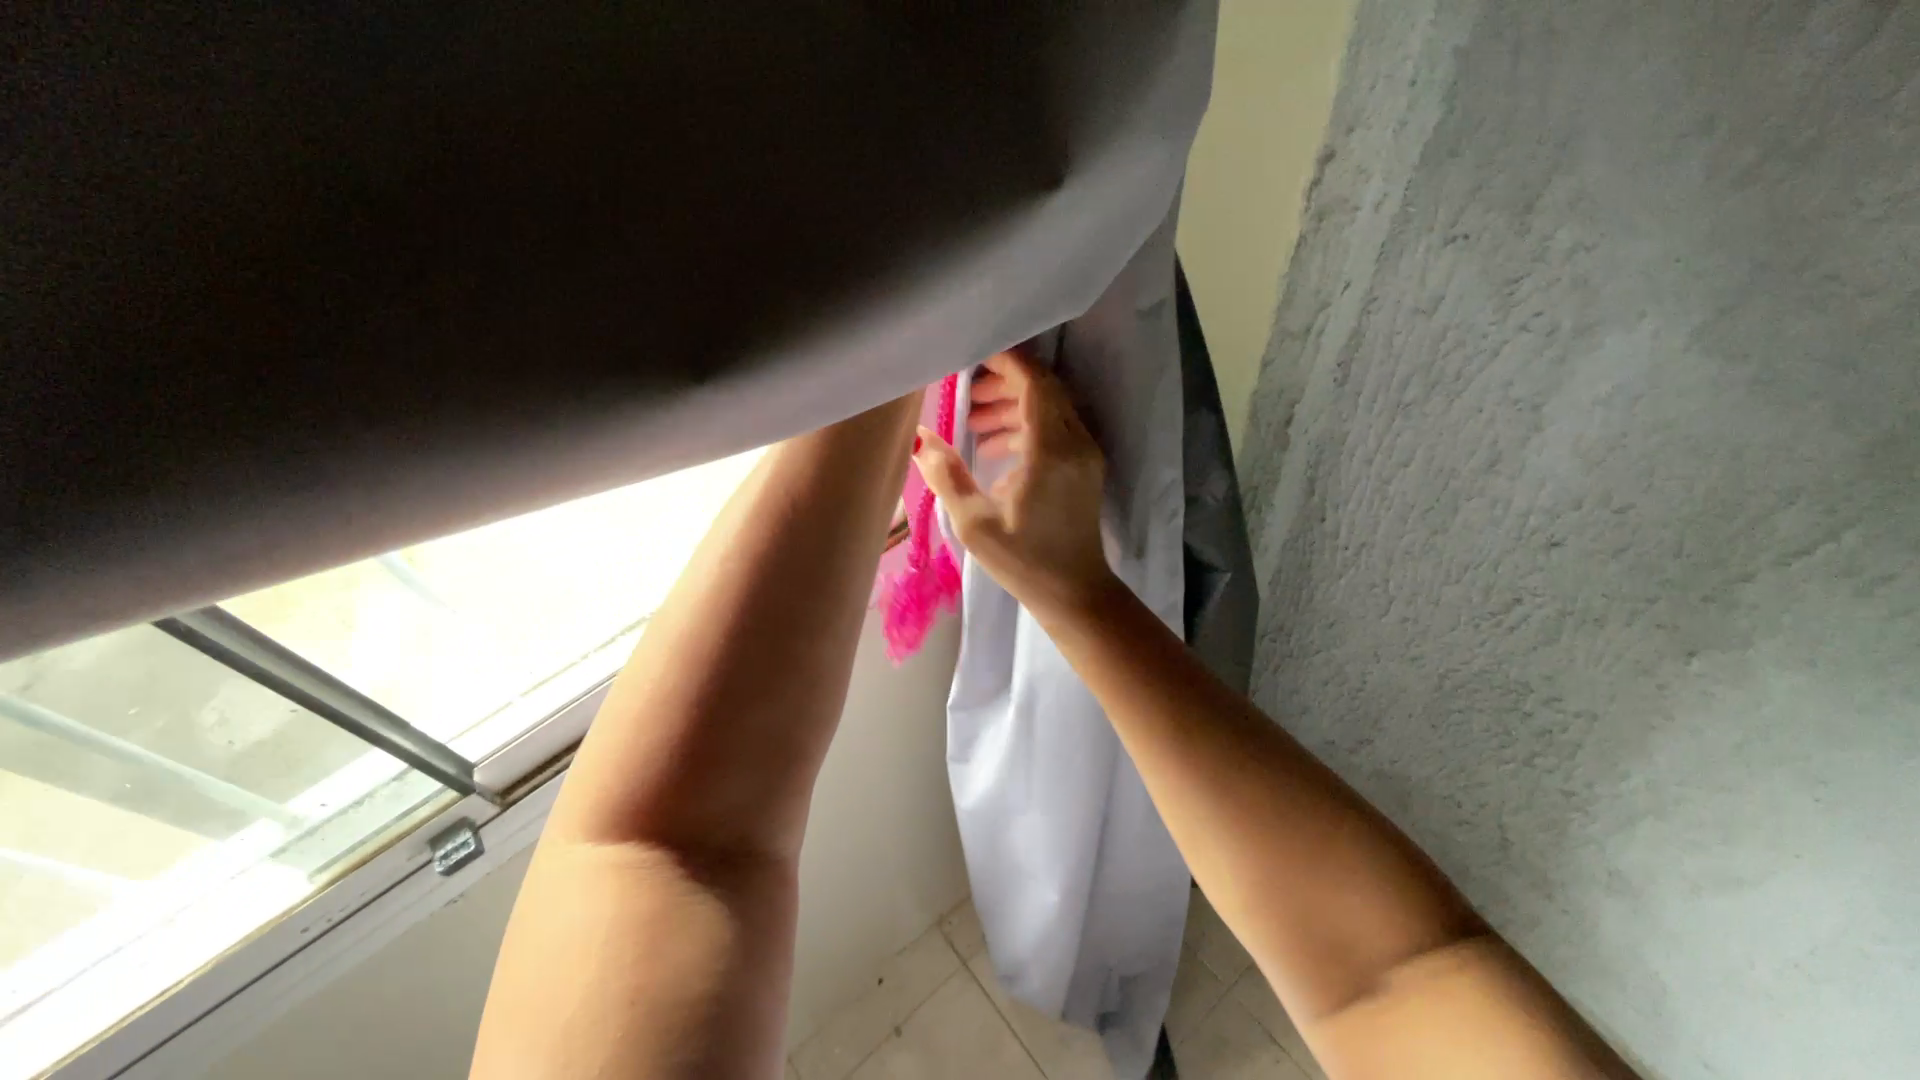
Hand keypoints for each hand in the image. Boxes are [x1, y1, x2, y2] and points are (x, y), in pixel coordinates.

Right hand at [911, 348, 1117, 614]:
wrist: (1075, 592)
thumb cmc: (1024, 561)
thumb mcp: (974, 523)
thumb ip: (946, 475)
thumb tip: (920, 438)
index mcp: (1051, 451)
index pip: (1035, 384)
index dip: (1007, 363)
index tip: (974, 358)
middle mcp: (1075, 443)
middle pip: (1044, 390)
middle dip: (1006, 385)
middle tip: (968, 396)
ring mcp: (1085, 455)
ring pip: (1051, 409)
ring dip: (1015, 407)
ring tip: (974, 426)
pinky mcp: (1085, 468)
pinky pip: (1058, 429)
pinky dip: (1028, 427)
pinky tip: (996, 451)